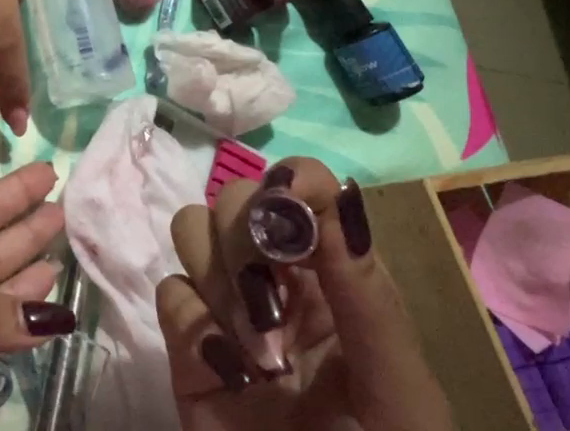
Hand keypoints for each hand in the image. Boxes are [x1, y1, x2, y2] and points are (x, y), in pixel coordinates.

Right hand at [156, 158, 453, 430]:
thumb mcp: (398, 388)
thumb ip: (367, 295)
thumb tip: (336, 199)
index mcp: (338, 275)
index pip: (304, 189)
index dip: (291, 181)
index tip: (289, 207)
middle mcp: (280, 278)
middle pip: (234, 198)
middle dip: (246, 236)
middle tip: (270, 294)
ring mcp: (227, 307)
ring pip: (192, 230)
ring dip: (219, 277)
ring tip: (259, 347)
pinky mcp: (185, 343)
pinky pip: (171, 294)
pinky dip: (194, 324)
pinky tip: (230, 373)